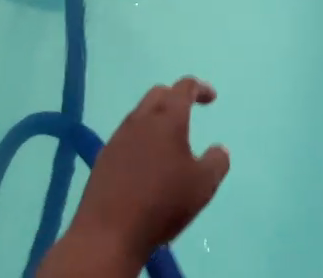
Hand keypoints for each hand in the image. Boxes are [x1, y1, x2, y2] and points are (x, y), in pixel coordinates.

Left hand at [56, 78, 229, 267]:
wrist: (108, 234)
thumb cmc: (162, 203)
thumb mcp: (203, 185)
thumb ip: (217, 162)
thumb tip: (219, 149)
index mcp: (167, 118)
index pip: (184, 88)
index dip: (200, 88)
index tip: (211, 98)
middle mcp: (140, 120)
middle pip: (158, 94)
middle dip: (175, 97)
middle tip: (188, 113)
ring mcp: (118, 138)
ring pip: (139, 115)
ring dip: (156, 119)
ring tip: (167, 142)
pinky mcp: (103, 159)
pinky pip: (125, 138)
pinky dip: (140, 140)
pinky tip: (145, 164)